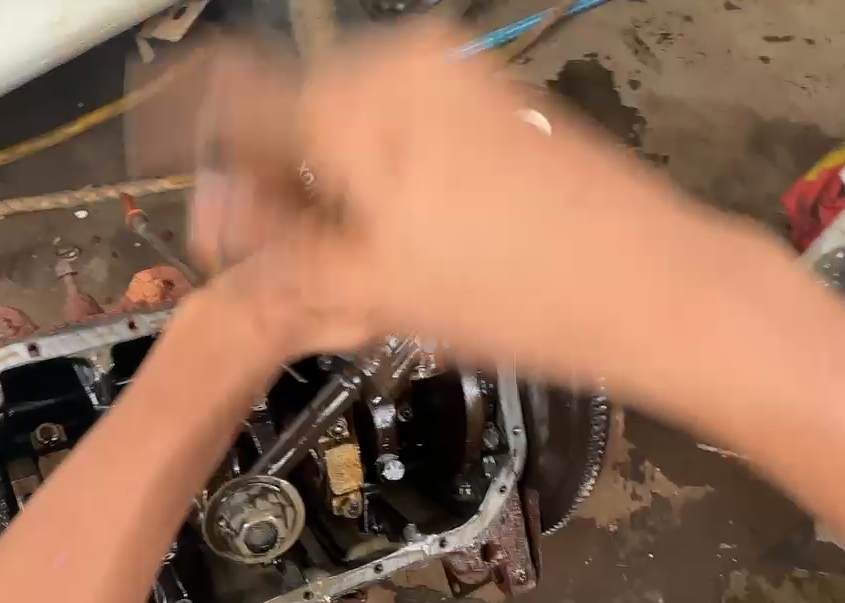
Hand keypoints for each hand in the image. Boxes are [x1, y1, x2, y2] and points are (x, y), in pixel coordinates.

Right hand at [185, 23, 711, 380]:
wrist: (644, 286)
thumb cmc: (515, 294)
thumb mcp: (376, 287)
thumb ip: (281, 252)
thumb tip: (216, 228)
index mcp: (357, 99)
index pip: (232, 99)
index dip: (200, 157)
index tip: (204, 213)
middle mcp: (401, 65)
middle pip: (292, 115)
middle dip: (274, 191)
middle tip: (284, 270)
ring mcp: (450, 78)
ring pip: (346, 129)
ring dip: (326, 196)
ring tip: (348, 271)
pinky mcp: (485, 104)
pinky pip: (398, 134)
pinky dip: (375, 186)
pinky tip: (394, 245)